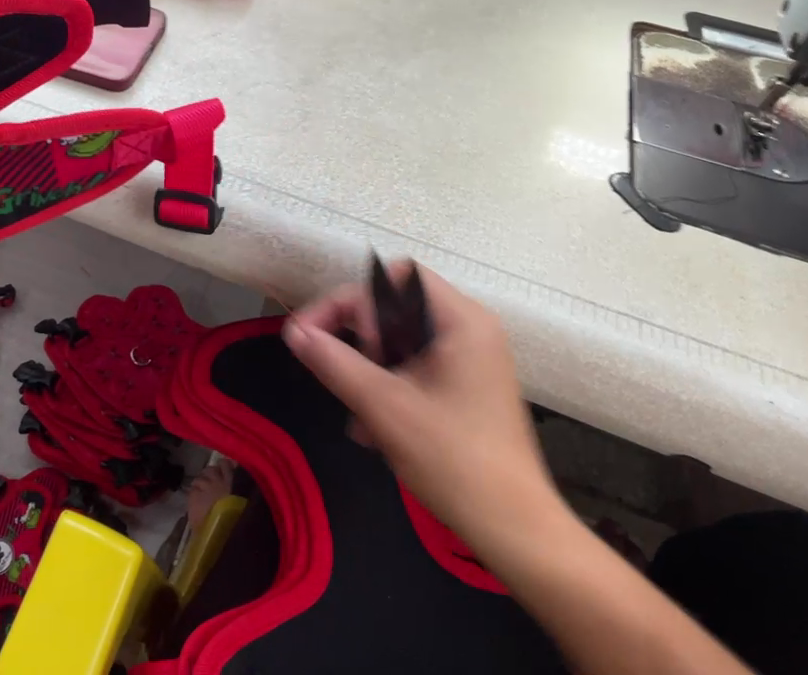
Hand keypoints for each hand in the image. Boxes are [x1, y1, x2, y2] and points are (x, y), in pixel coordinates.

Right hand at [282, 261, 556, 540]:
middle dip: (357, 338)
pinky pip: (413, 366)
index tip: (318, 335)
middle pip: (394, 307)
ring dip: (368, 369)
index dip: (351, 300)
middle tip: (338, 372)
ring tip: (355, 412)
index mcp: (461, 320)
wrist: (513, 528)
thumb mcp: (383, 407)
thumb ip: (334, 362)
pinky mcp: (465, 386)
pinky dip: (387, 387)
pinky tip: (372, 429)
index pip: (395, 278)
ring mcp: (470, 359)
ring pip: (399, 340)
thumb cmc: (453, 459)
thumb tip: (293, 332)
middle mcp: (470, 329)